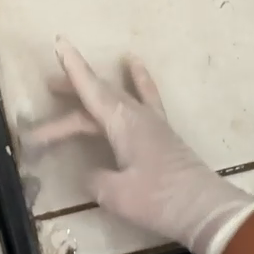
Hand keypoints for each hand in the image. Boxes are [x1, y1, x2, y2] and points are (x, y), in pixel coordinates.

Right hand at [29, 38, 253, 253]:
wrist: (205, 210)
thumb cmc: (158, 200)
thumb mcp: (114, 194)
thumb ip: (94, 178)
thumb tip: (89, 173)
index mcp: (123, 123)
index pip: (91, 90)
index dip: (73, 69)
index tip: (59, 43)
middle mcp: (136, 115)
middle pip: (98, 96)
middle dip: (71, 88)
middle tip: (48, 84)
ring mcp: (152, 122)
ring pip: (116, 97)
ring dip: (93, 89)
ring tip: (70, 85)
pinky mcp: (161, 133)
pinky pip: (145, 97)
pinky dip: (137, 79)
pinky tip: (134, 64)